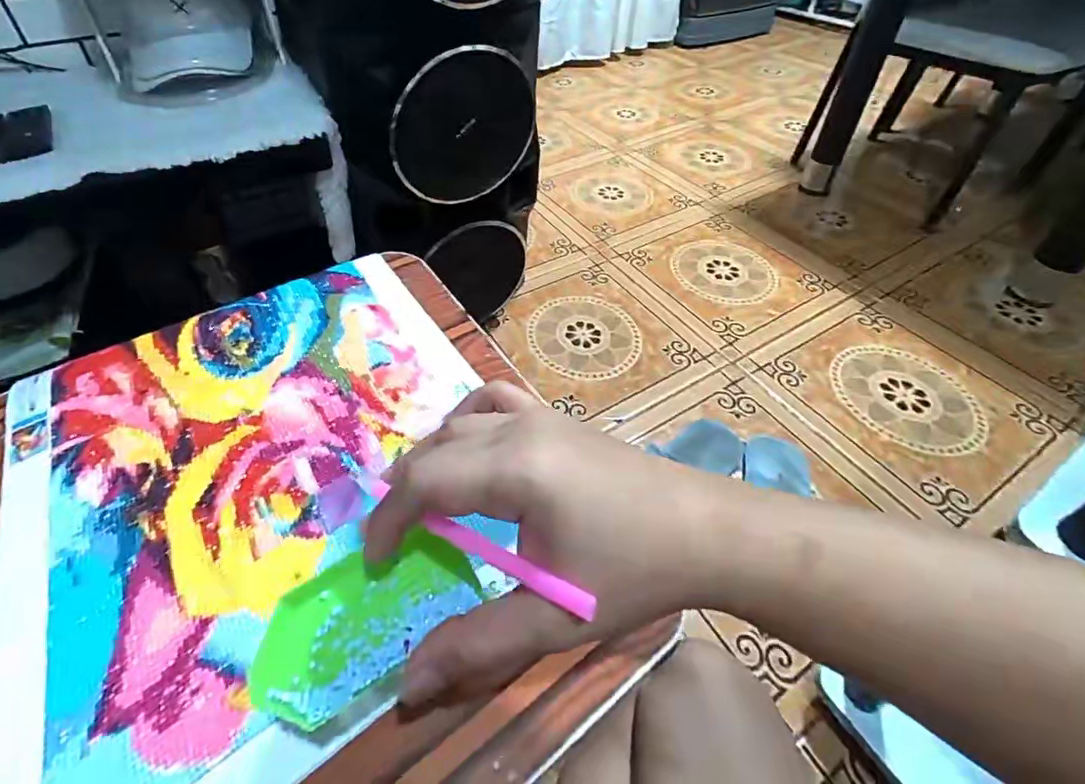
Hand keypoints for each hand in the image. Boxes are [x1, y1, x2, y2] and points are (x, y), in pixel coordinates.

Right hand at [364, 381, 732, 707]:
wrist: (705, 529)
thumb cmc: (634, 570)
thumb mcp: (555, 616)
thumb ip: (477, 646)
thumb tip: (409, 682)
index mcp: (516, 467)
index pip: (424, 480)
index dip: (388, 522)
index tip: (379, 565)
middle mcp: (523, 427)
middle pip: (437, 446)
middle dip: (406, 494)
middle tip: (402, 545)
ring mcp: (544, 415)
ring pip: (463, 420)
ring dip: (434, 458)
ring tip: (431, 505)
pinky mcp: (561, 418)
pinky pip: (498, 402)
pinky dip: (470, 423)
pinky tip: (478, 456)